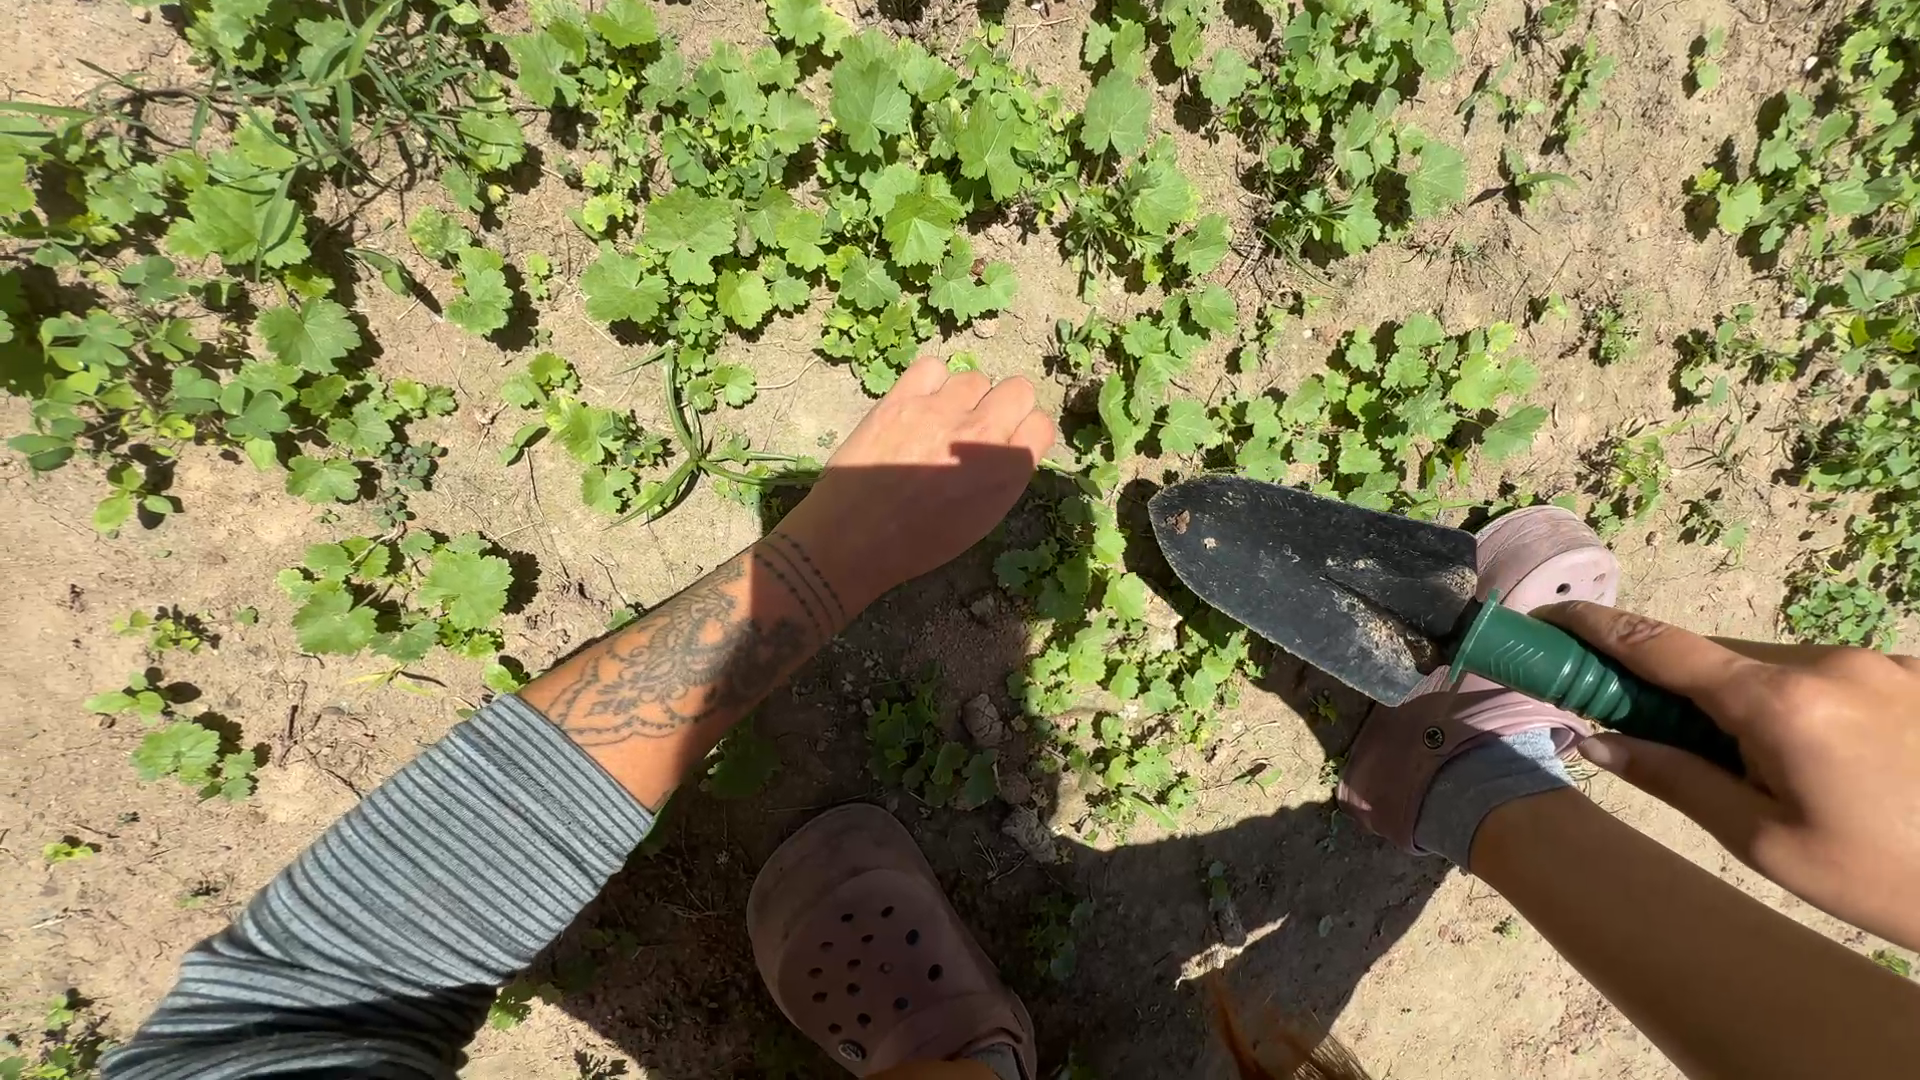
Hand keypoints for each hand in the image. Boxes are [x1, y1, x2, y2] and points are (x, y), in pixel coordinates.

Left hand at [772, 358, 1054, 611]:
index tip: (1009, 442)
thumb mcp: (981, 521)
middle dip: (1004, 407)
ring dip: (965, 397)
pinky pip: (931, 368)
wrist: (856, 539)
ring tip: (942, 420)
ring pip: (973, 378)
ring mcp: (940, 411)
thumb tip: (1004, 447)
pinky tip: (919, 404)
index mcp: (1007, 470)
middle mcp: (981, 433)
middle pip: (1017, 389)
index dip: (1025, 432)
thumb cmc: (919, 544)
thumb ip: (1001, 477)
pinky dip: (930, 382)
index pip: (1041, 424)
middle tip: (979, 426)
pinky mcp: (901, 399)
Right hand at [1536, 601, 1919, 949]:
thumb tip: (1591, 740)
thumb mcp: (1765, 842)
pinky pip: (1825, 676)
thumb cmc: (1894, 881)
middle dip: (1677, 685)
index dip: (1595, 627)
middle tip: (1664, 735)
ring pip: (1771, 666)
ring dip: (1741, 696)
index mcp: (1781, 703)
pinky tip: (1835, 759)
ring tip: (1771, 765)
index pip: (1659, 646)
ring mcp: (1887, 667)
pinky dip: (1797, 702)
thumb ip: (1672, 778)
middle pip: (1716, 656)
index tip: (1548, 619)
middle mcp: (1832, 665)